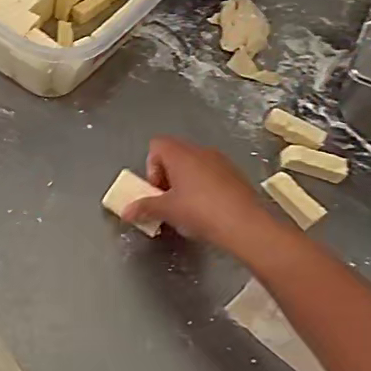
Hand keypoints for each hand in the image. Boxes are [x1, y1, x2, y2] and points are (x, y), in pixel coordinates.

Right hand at [121, 136, 285, 252]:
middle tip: (168, 201)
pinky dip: (205, 187)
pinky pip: (212, 174)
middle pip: (175, 155)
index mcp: (180, 153)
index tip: (156, 190)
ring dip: (186, 182)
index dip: (151, 167)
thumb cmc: (200, 211)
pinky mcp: (236, 174)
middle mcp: (200, 151)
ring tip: (188, 208)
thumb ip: (144, 208)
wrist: (245, 224)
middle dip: (167, 177)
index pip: (156, 145)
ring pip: (195, 165)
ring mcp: (221, 161)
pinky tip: (208, 210)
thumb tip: (126, 212)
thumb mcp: (167, 211)